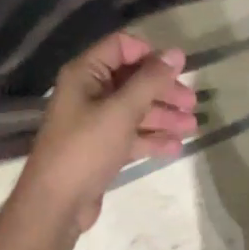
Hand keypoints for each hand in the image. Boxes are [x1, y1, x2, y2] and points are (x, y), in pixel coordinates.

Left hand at [16, 33, 197, 233]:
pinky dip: (151, 139)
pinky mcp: (101, 149)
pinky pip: (130, 135)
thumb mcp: (121, 111)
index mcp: (85, 74)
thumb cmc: (86, 148)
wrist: (56, 203)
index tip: (178, 69)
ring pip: (134, 110)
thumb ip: (150, 81)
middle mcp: (88, 92)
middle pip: (132, 80)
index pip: (121, 47)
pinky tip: (175, 147)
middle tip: (191, 103)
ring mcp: (94, 122)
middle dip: (163, 90)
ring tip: (192, 127)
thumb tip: (176, 53)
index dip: (150, 54)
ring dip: (163, 116)